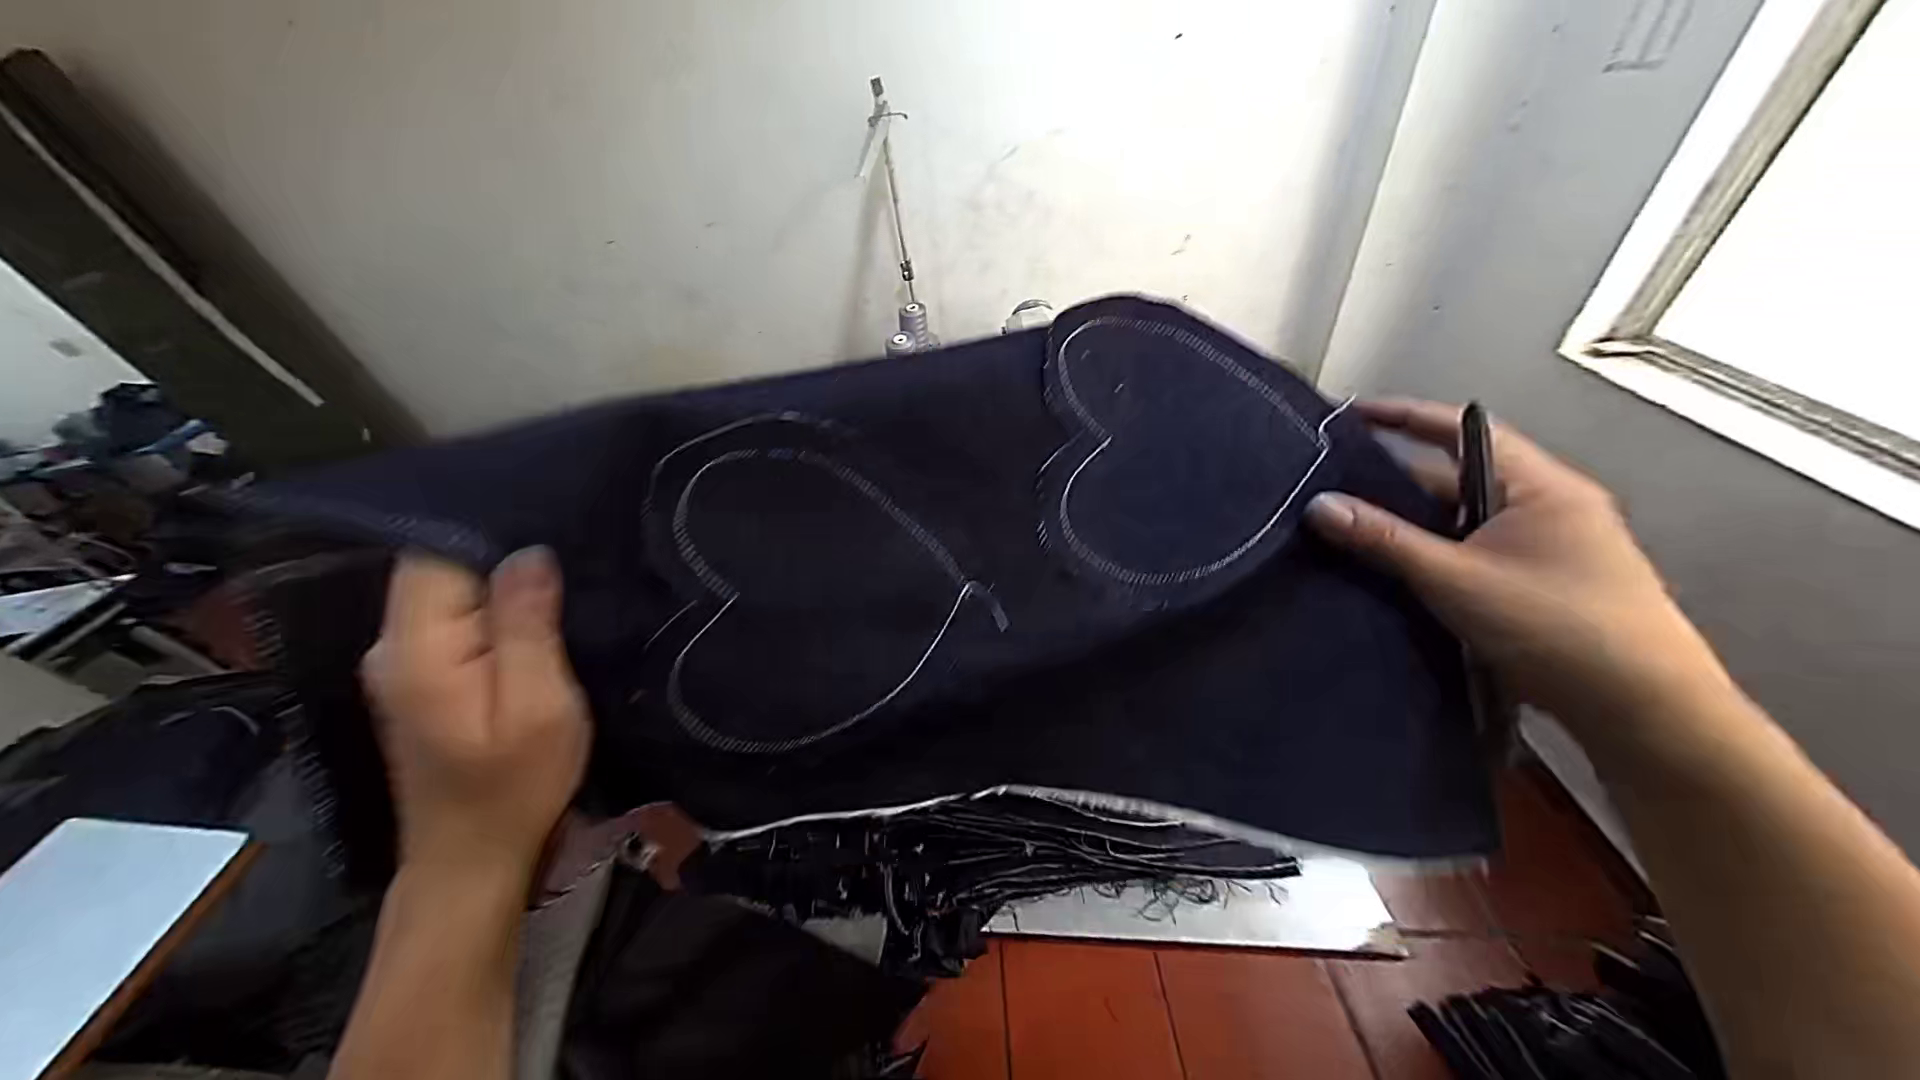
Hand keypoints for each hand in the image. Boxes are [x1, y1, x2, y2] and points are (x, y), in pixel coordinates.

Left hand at [360, 548, 589, 885]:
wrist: (474, 855)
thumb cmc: (514, 783)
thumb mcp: (538, 704)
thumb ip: (527, 625)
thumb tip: (529, 551)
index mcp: (417, 647)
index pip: (438, 553)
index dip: (493, 529)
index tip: (554, 517)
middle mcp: (394, 643)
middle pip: (441, 566)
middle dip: (505, 550)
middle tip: (575, 544)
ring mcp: (405, 660)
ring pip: (453, 589)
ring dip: (505, 578)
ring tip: (566, 571)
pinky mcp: (425, 673)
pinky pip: (459, 616)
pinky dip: (498, 604)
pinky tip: (540, 608)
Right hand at [1305, 399, 1734, 736]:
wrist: (1643, 711)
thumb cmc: (1560, 627)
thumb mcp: (1455, 578)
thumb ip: (1384, 539)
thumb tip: (1321, 506)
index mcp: (1540, 487)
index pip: (1463, 429)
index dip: (1406, 416)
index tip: (1355, 413)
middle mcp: (1547, 507)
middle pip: (1458, 475)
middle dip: (1397, 477)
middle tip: (1339, 481)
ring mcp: (1546, 547)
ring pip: (1462, 517)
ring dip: (1413, 520)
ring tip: (1353, 526)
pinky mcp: (1537, 583)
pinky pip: (1470, 549)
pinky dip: (1431, 550)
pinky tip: (1395, 568)